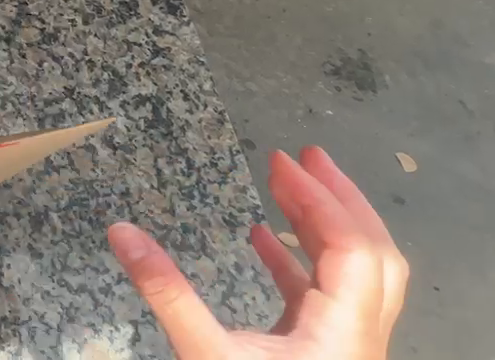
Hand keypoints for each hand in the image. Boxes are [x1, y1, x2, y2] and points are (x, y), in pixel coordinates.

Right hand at [109, 146, 407, 357]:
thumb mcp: (208, 356)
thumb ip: (167, 293)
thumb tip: (119, 227)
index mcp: (345, 334)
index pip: (353, 250)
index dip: (322, 201)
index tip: (279, 159)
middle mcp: (360, 337)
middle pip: (376, 259)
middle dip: (343, 202)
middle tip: (304, 156)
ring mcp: (345, 347)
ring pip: (357, 277)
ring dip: (324, 226)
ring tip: (284, 185)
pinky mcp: (321, 354)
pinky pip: (324, 296)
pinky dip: (297, 258)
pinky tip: (261, 237)